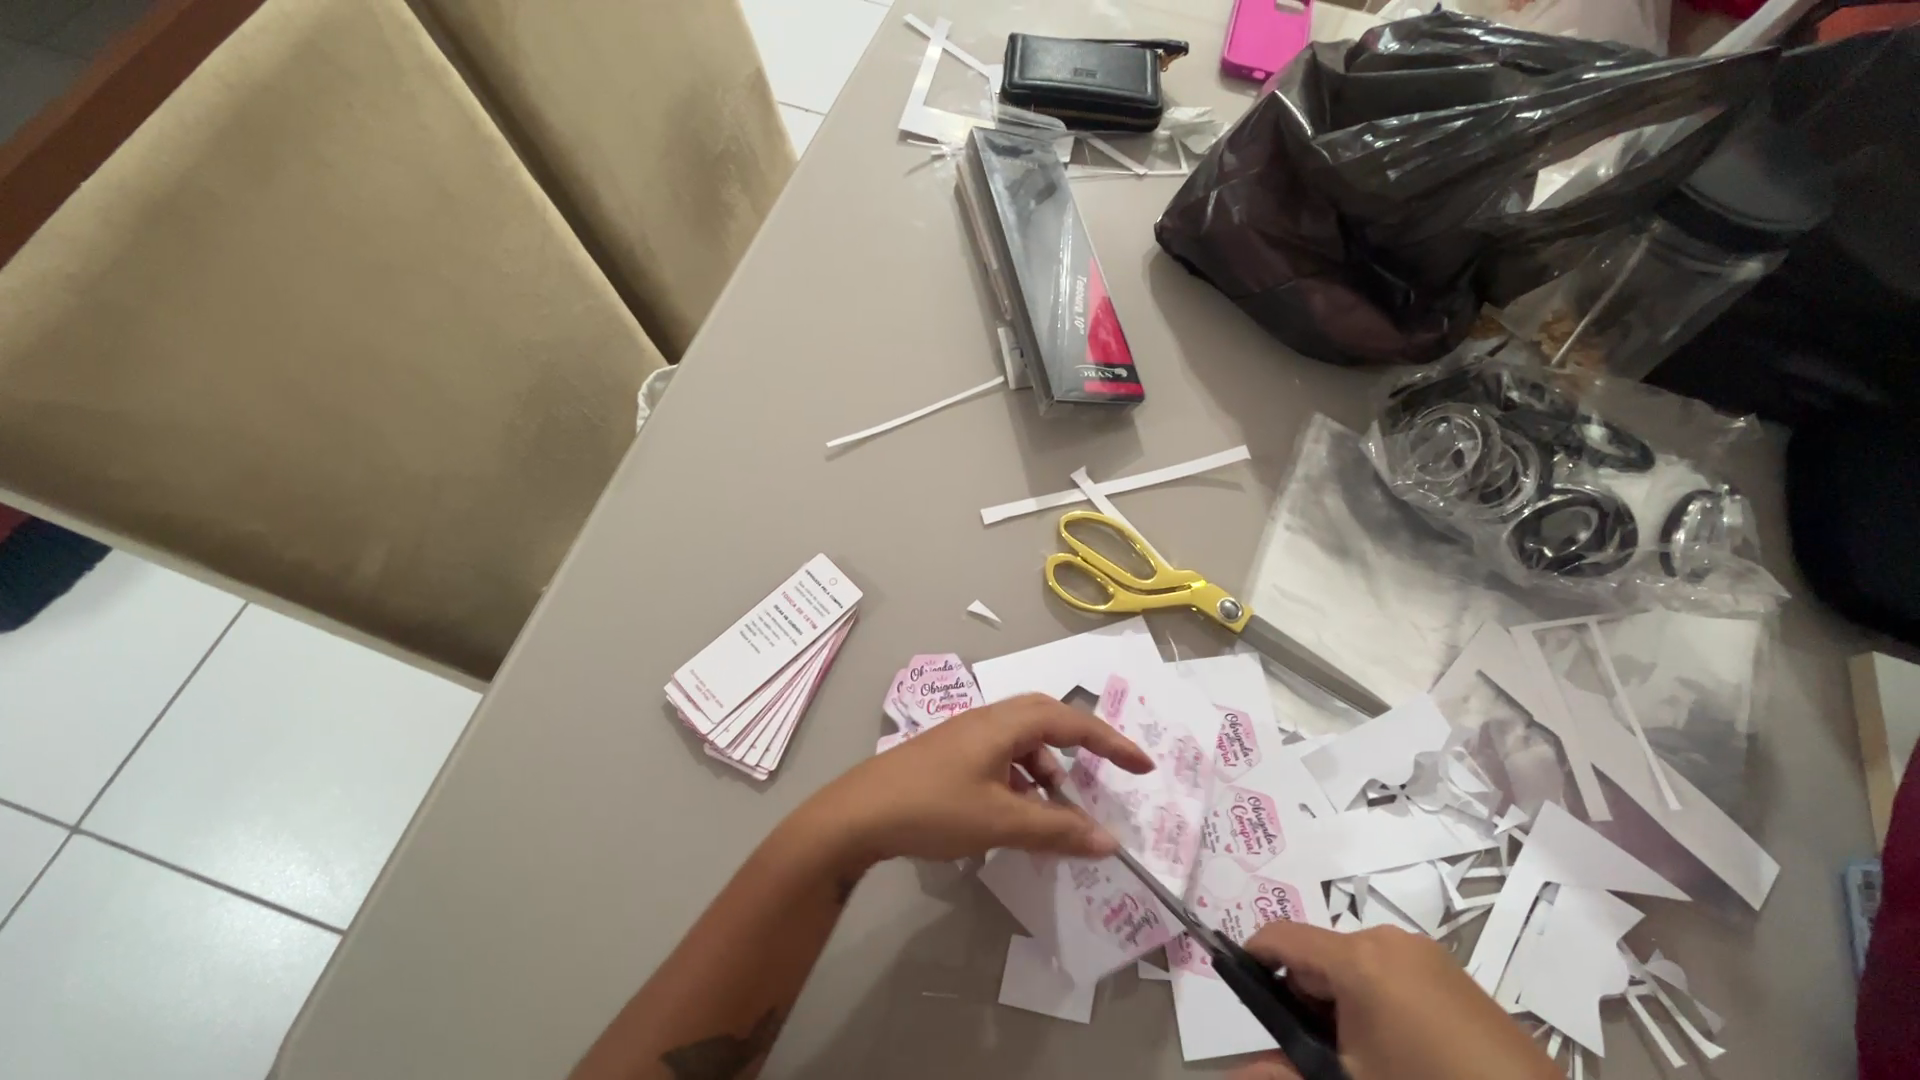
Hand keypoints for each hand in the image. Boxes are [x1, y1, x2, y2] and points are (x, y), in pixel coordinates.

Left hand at [795, 694, 1153, 866]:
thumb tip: (1108, 840)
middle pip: (1046, 720)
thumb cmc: (932, 808)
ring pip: (1021, 742)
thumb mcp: (1000, 821)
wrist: (857, 814)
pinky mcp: (949, 755)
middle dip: (1080, 746)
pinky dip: (1019, 780)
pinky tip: (1014, 813)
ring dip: (1045, 770)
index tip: (1143, 767)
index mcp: (1003, 723)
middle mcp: (987, 720)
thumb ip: (1056, 830)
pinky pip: (1000, 758)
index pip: (1071, 723)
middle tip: (1105, 774)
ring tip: (1052, 810)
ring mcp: (964, 736)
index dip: (1111, 743)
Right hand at [1227, 923, 1558, 1079]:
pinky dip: (1375, 1004)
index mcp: (1357, 958)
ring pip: (1354, 967)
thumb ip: (1284, 1074)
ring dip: (1339, 1005)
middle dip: (1302, 998)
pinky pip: (1391, 976)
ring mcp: (1427, 957)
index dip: (1252, 961)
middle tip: (1314, 1054)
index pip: (1281, 937)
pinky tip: (1395, 1053)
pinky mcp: (1455, 977)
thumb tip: (1233, 1074)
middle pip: (1318, 955)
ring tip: (1358, 1060)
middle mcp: (1388, 942)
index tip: (1243, 997)